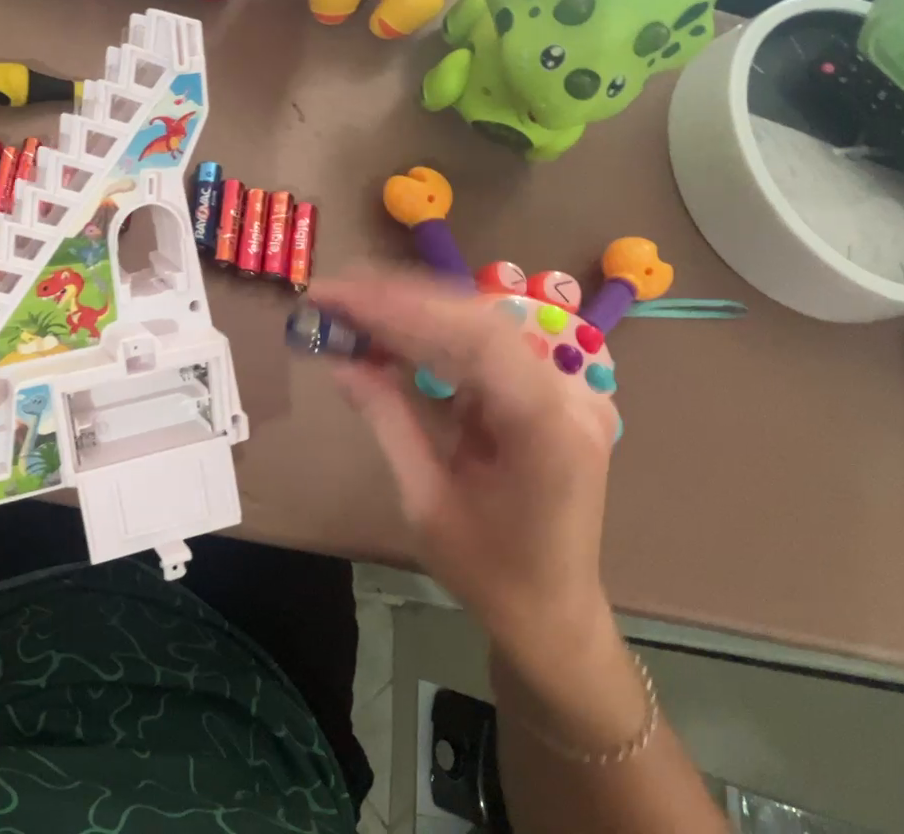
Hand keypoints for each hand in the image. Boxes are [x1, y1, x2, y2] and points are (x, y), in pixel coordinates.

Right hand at [309, 268, 619, 664]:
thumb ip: (388, 420)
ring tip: (350, 305)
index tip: (336, 297)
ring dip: (414, 311)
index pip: (473, 338)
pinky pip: (489, 349)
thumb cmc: (489, 570)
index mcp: (548, 426)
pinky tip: (390, 332)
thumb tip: (341, 362)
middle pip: (480, 320)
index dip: (400, 308)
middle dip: (400, 301)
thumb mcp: (425, 499)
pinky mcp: (554, 394)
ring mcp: (570, 392)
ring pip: (484, 326)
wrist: (553, 609)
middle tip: (332, 294)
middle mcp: (571, 395)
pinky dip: (435, 336)